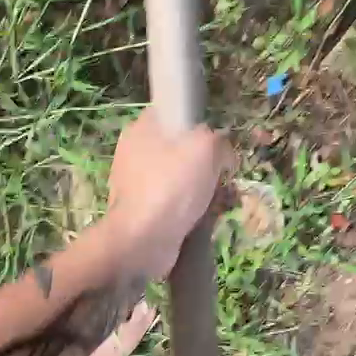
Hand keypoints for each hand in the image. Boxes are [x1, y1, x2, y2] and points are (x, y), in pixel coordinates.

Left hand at [103, 109, 222, 277]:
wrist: (143, 240)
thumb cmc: (171, 186)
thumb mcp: (205, 147)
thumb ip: (217, 139)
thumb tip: (221, 151)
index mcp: (140, 129)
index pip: (173, 114)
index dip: (197, 125)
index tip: (215, 142)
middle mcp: (133, 154)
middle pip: (180, 149)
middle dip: (204, 164)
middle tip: (220, 176)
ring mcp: (135, 185)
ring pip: (179, 179)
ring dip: (201, 191)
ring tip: (216, 202)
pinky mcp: (141, 212)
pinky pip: (173, 204)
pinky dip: (189, 211)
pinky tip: (201, 220)